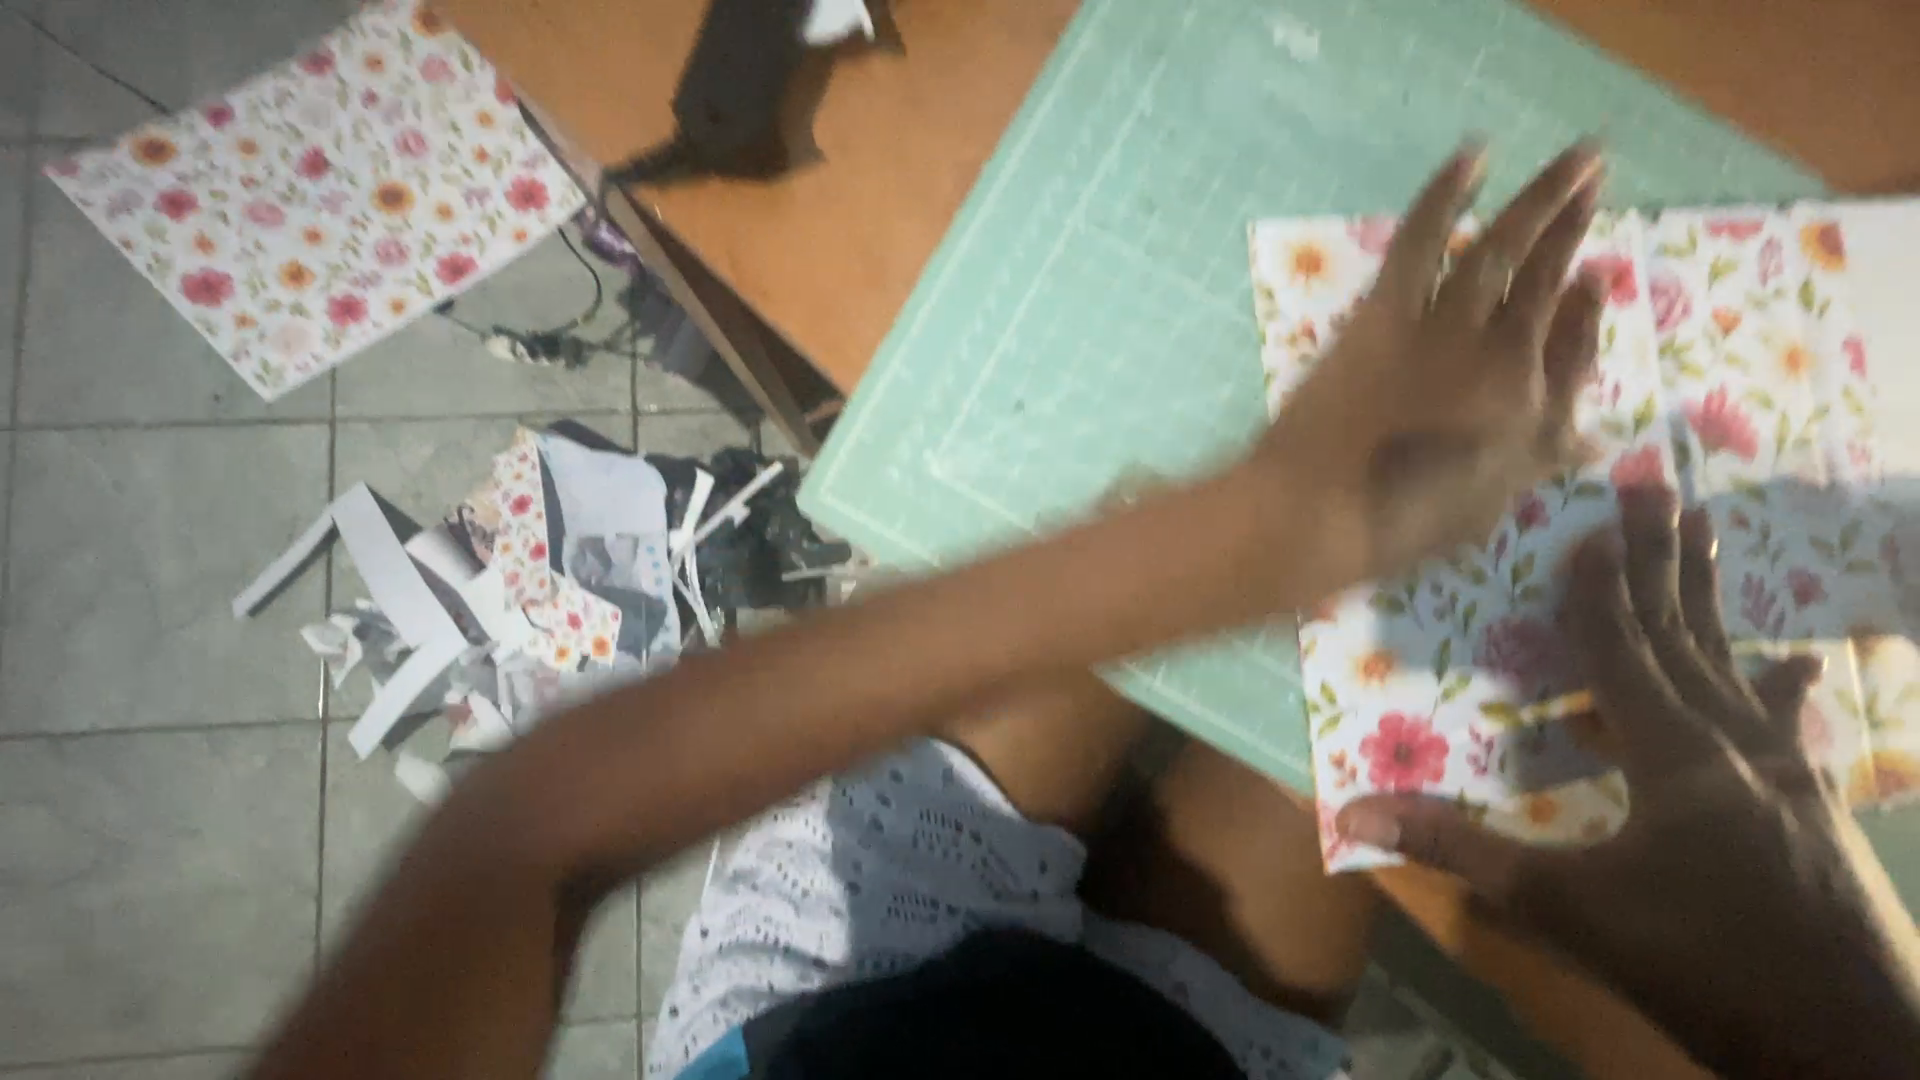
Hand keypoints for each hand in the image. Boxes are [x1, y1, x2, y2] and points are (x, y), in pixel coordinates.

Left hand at [1249, 140, 1606, 585]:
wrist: (1315, 516)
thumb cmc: (1390, 529)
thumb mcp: (1479, 513)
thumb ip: (1532, 465)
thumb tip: (1586, 442)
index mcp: (1532, 417)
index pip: (1577, 349)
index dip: (1590, 313)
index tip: (1595, 280)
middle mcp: (1503, 362)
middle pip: (1551, 282)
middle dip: (1577, 231)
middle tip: (1596, 184)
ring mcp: (1444, 332)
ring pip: (1505, 249)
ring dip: (1544, 197)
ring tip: (1577, 157)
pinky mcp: (1386, 316)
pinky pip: (1423, 240)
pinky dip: (1447, 193)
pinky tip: (1475, 155)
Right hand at [1339, 494, 1919, 1077]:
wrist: (1862, 1056)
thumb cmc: (1701, 967)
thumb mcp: (1563, 906)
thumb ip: (1458, 850)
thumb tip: (1352, 812)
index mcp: (1679, 757)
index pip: (1622, 654)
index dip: (1596, 594)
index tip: (1584, 530)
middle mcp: (1738, 745)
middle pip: (1687, 635)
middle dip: (1665, 560)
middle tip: (1661, 488)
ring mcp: (1785, 773)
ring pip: (1735, 664)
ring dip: (1712, 598)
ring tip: (1710, 533)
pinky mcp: (1807, 804)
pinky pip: (1783, 720)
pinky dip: (1782, 683)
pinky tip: (1802, 661)